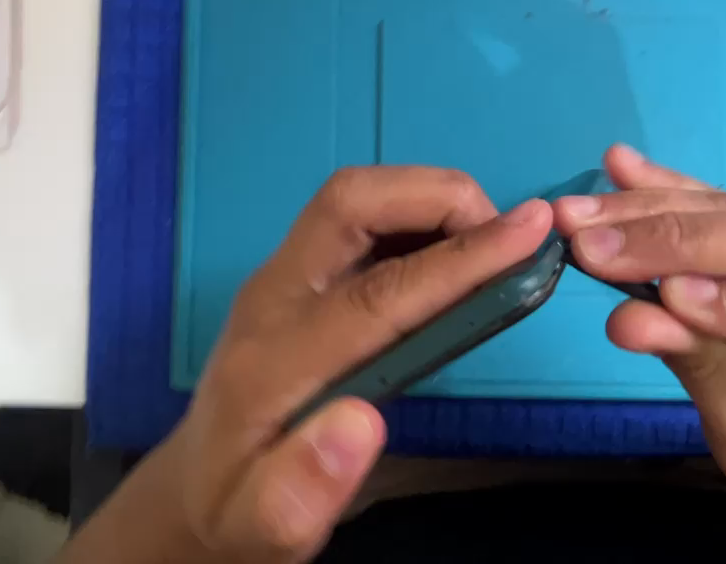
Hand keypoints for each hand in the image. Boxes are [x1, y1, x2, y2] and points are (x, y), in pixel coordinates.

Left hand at [84, 167, 552, 562]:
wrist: (195, 479)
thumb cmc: (239, 506)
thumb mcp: (260, 531)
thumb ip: (301, 491)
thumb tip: (363, 423)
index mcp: (273, 358)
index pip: (377, 293)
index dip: (459, 260)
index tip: (531, 234)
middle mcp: (276, 292)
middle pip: (350, 202)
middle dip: (437, 197)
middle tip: (508, 232)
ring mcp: (287, 271)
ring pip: (355, 195)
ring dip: (429, 197)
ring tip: (491, 237)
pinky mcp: (302, 266)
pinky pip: (362, 213)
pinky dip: (417, 212)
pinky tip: (453, 249)